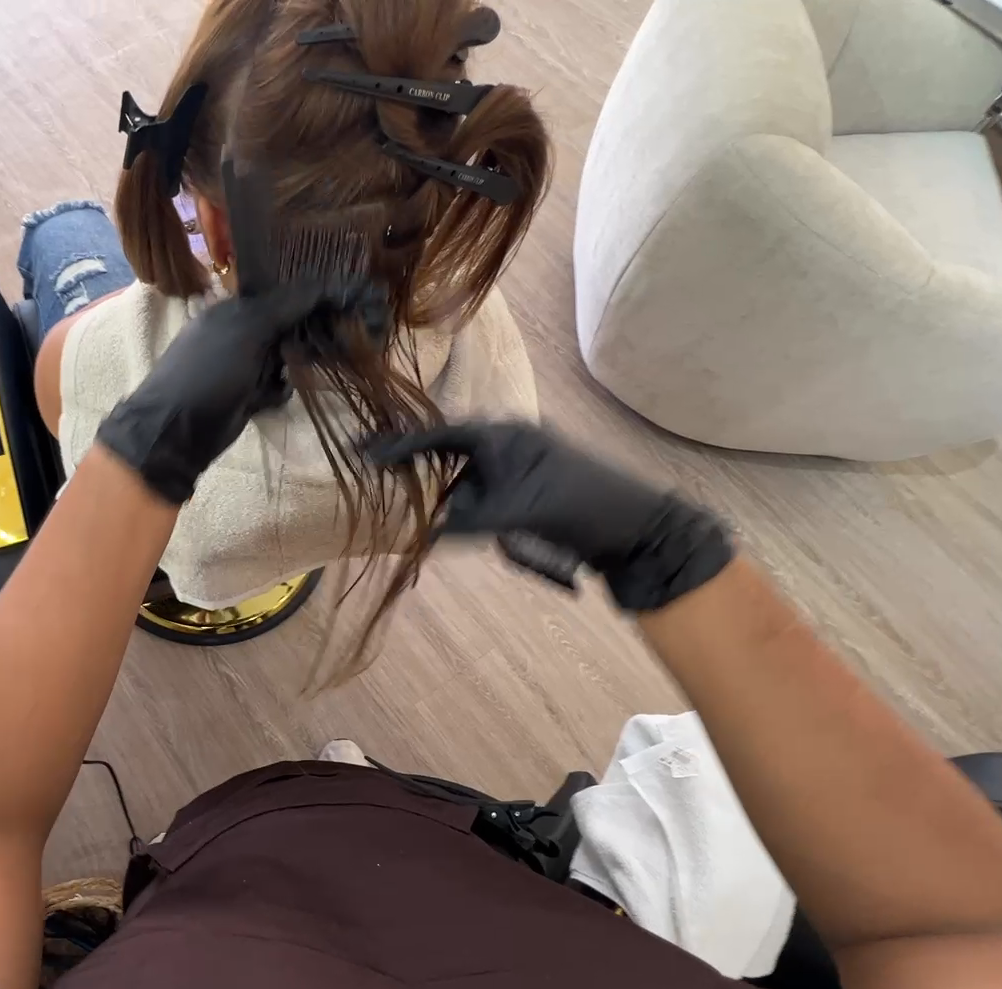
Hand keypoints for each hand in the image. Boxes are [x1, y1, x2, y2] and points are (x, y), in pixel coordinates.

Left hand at [96, 283, 384, 503]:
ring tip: (311, 365)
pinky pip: (276, 385)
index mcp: (236, 307)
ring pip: (286, 356)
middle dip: (313, 331)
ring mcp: (243, 364)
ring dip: (299, 363)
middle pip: (290, 323)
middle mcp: (240, 331)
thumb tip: (326, 283)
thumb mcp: (248, 329)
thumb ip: (286, 305)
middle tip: (342, 338)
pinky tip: (275, 395)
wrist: (177, 430)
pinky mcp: (247, 394)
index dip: (318, 295)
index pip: (286, 292)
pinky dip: (280, 390)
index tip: (351, 302)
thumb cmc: (208, 371)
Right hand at [370, 421, 733, 610]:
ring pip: (471, 486)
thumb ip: (463, 522)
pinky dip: (486, 522)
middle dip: (432, 483)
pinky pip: (491, 501)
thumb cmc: (579, 510)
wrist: (640, 529)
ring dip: (470, 515)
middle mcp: (508, 442)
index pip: (437, 436)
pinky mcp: (530, 489)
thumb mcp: (513, 515)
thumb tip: (423, 531)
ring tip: (484, 534)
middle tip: (399, 491)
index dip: (398, 446)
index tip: (361, 451)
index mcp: (503, 435)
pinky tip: (506, 539)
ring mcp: (520, 465)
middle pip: (450, 460)